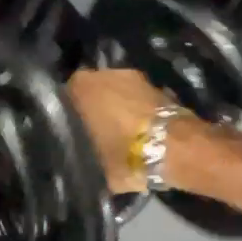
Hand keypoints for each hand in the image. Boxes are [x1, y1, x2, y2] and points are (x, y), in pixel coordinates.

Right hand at [67, 68, 180, 194]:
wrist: (177, 149)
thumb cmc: (126, 154)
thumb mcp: (94, 167)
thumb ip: (82, 157)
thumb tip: (79, 166)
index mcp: (80, 86)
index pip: (64, 95)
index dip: (69, 112)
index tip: (72, 129)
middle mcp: (102, 73)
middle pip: (93, 90)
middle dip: (95, 106)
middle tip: (96, 131)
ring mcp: (132, 76)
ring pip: (117, 92)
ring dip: (119, 107)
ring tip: (121, 132)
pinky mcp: (158, 86)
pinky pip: (139, 99)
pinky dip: (139, 111)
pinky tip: (142, 132)